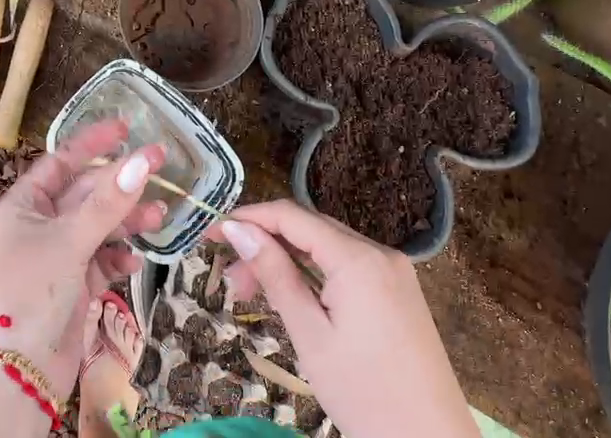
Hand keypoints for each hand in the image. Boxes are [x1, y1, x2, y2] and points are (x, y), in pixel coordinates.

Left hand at [0, 118, 167, 393]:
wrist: (13, 373)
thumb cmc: (29, 292)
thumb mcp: (68, 241)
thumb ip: (107, 203)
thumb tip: (142, 160)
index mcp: (25, 203)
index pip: (62, 161)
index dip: (93, 143)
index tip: (126, 128)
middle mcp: (39, 225)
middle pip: (86, 194)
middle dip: (120, 186)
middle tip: (160, 173)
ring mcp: (56, 257)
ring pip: (98, 228)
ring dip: (126, 222)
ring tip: (159, 219)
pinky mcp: (72, 289)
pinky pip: (101, 262)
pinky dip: (118, 259)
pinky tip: (135, 261)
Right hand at [207, 202, 478, 437]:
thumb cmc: (365, 394)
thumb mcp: (310, 335)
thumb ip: (275, 275)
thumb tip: (238, 230)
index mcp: (358, 259)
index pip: (291, 216)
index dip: (247, 219)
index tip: (211, 233)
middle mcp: (380, 253)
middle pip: (309, 228)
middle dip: (264, 243)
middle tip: (229, 278)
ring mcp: (394, 273)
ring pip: (327, 248)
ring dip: (287, 260)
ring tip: (252, 293)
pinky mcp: (399, 294)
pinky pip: (347, 267)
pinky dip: (314, 274)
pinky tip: (293, 297)